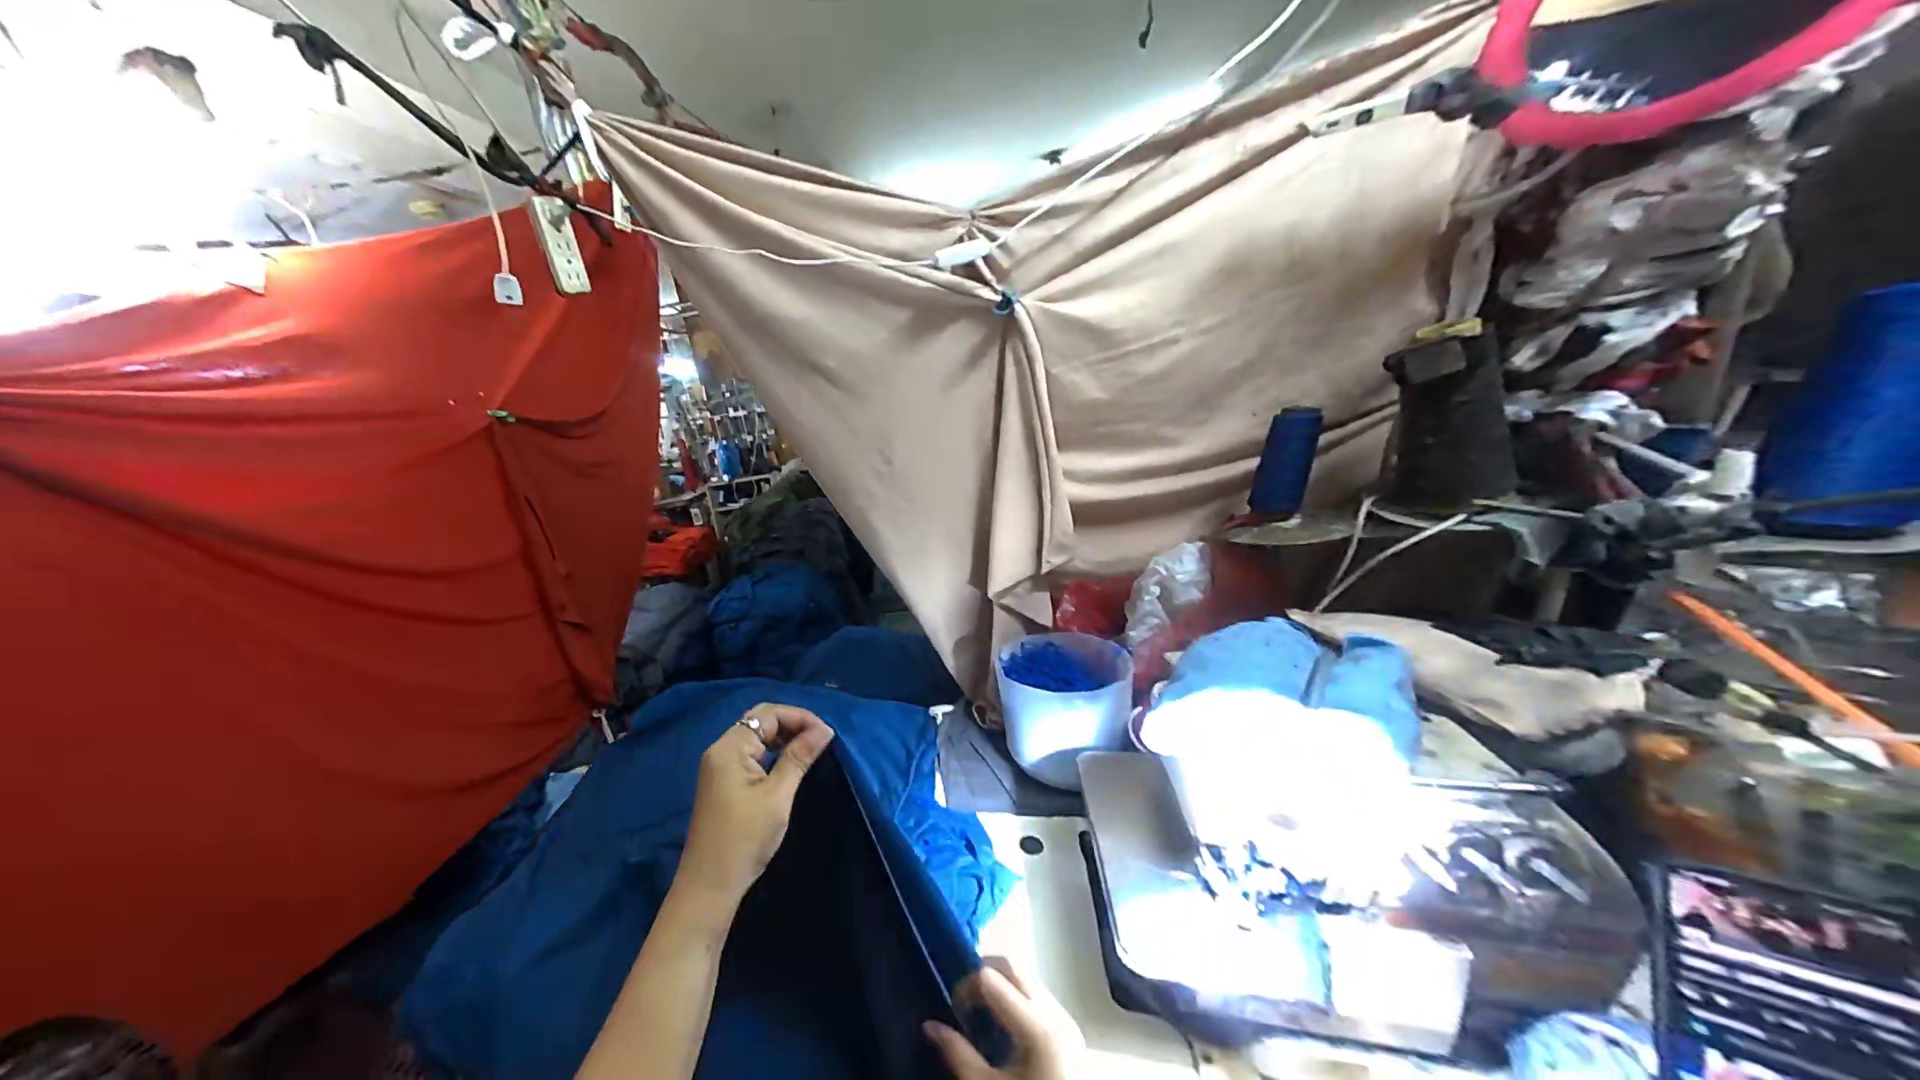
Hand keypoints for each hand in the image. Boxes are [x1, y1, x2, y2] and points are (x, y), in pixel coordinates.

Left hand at [676, 703, 834, 905]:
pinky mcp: (724, 782)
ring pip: (756, 736)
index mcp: (729, 748)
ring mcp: (720, 766)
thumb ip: (799, 758)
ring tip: (811, 748)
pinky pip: (751, 753)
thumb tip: (824, 730)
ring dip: (784, 737)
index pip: (767, 714)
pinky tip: (791, 762)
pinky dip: (773, 751)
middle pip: (759, 721)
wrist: (710, 885)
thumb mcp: (777, 796)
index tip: (827, 734)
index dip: (799, 717)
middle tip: (821, 739)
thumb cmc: (745, 838)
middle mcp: (721, 750)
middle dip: (792, 723)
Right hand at [924, 960, 1079, 1079]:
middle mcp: (1056, 1015)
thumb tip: (929, 1025)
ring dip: (1002, 985)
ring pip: (1028, 978)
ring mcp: (1068, 1021)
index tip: (955, 1010)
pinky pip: (1041, 996)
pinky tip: (1007, 1026)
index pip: (992, 977)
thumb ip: (956, 1054)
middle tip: (965, 1003)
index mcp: (1037, 1028)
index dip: (966, 987)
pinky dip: (1018, 998)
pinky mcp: (1071, 1031)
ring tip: (985, 1015)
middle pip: (1013, 968)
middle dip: (983, 976)